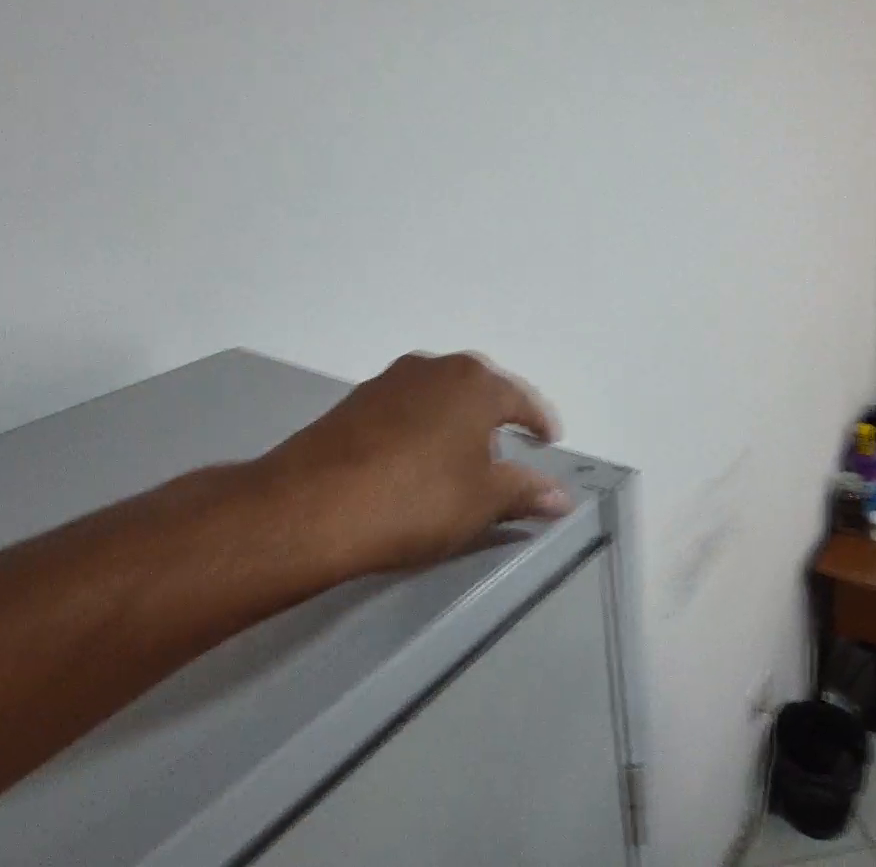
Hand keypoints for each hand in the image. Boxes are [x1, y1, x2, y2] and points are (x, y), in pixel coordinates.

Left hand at [251, 351, 570, 577]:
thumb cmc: (417, 498)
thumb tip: (562, 497)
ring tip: (461, 461)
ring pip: (438, 397)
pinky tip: (414, 463)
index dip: (541, 422)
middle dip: (497, 418)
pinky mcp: (353, 403)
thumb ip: (527, 492)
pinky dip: (421, 430)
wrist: (314, 506)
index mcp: (474, 382)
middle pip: (479, 390)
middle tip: (508, 452)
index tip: (550, 441)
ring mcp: (388, 382)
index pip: (522, 399)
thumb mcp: (484, 501)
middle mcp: (433, 368)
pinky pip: (405, 411)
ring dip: (456, 423)